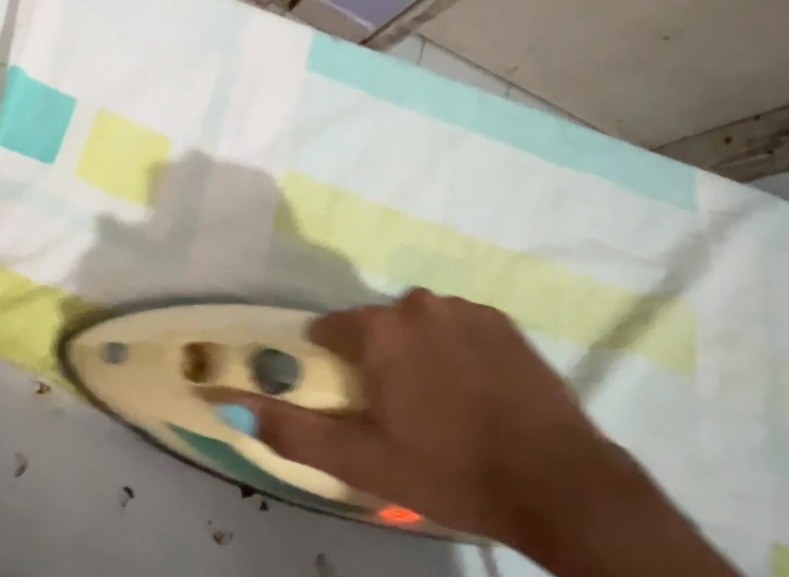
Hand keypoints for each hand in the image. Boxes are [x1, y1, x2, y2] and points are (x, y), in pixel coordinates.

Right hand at [212, 291, 736, 574]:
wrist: (558, 483)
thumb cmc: (449, 470)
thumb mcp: (362, 461)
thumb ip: (292, 429)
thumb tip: (229, 401)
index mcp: (379, 329)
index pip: (329, 330)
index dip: (332, 364)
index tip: (351, 399)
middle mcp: (418, 303)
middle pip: (377, 326)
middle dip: (378, 359)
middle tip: (399, 412)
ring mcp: (466, 309)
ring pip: (420, 325)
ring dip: (419, 353)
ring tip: (443, 406)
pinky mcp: (505, 323)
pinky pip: (460, 328)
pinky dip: (458, 351)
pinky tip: (477, 393)